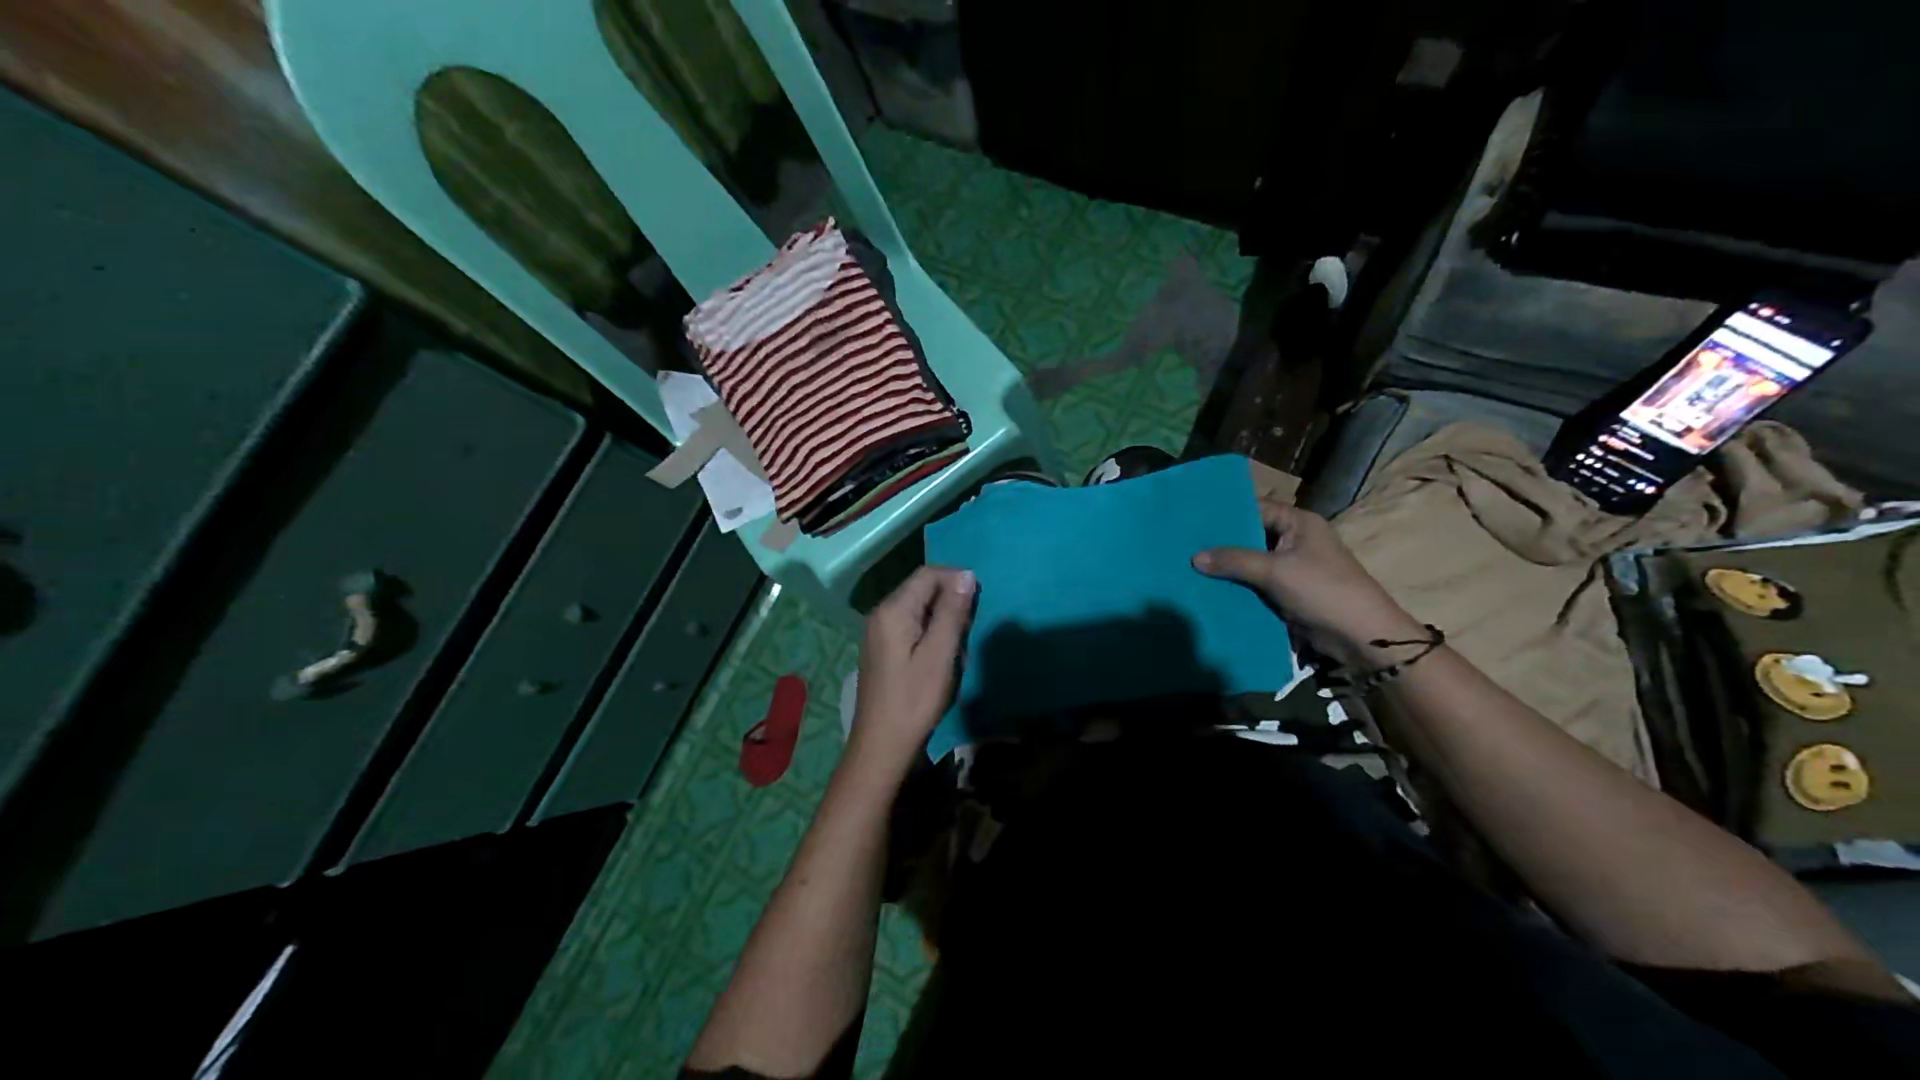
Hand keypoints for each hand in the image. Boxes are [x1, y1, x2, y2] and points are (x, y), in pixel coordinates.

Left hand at [847, 566, 975, 774]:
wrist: (881, 744)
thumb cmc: (914, 700)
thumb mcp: (940, 655)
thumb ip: (952, 612)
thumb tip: (966, 575)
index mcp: (892, 610)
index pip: (927, 574)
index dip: (956, 579)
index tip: (979, 600)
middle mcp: (880, 613)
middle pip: (920, 588)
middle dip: (950, 598)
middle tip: (970, 626)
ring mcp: (878, 631)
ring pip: (917, 606)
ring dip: (942, 617)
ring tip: (958, 644)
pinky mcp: (882, 648)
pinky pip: (910, 624)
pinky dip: (930, 630)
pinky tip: (941, 654)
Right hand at [1192, 499, 1419, 662]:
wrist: (1360, 637)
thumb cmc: (1323, 591)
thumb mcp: (1275, 571)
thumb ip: (1234, 560)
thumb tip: (1195, 557)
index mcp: (1299, 523)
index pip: (1255, 508)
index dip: (1225, 513)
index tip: (1192, 517)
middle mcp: (1295, 540)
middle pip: (1250, 535)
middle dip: (1220, 543)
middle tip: (1183, 543)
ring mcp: (1291, 568)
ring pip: (1250, 563)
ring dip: (1226, 568)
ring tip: (1187, 566)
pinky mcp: (1287, 593)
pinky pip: (1255, 584)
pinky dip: (1236, 587)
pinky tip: (1207, 589)